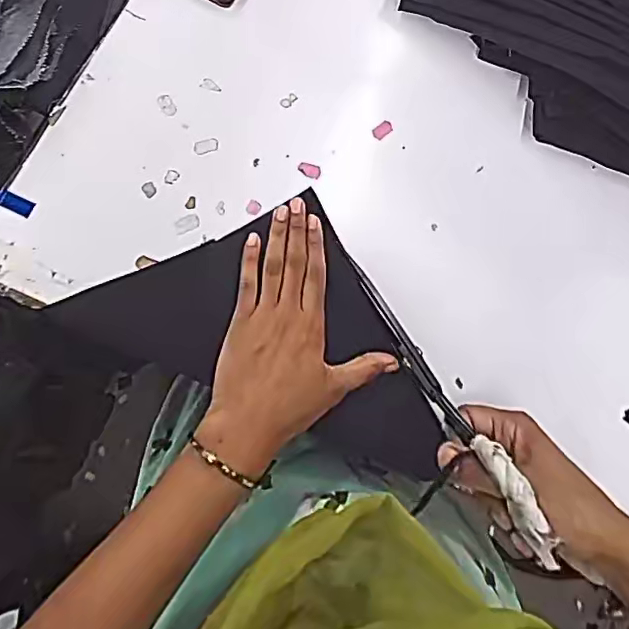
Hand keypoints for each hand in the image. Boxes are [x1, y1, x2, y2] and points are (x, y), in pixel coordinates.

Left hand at [195, 197, 397, 477]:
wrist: (247, 422)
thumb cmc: (286, 407)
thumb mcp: (333, 388)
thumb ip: (363, 369)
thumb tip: (387, 362)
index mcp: (310, 327)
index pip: (316, 275)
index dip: (316, 245)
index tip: (315, 225)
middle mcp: (287, 315)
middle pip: (296, 262)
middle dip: (297, 230)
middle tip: (297, 206)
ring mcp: (262, 315)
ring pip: (273, 266)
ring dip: (277, 237)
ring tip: (280, 214)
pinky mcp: (240, 322)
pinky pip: (246, 283)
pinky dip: (249, 261)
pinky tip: (252, 242)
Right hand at [438, 406, 628, 599]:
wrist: (608, 550)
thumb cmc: (579, 513)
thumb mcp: (519, 489)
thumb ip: (479, 470)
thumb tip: (449, 455)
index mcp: (516, 428)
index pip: (465, 419)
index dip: (456, 444)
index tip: (457, 468)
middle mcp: (516, 445)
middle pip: (470, 456)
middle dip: (481, 485)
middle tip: (501, 497)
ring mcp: (519, 474)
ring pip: (482, 486)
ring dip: (496, 508)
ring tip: (520, 516)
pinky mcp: (523, 498)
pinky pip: (496, 506)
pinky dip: (507, 522)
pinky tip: (526, 528)